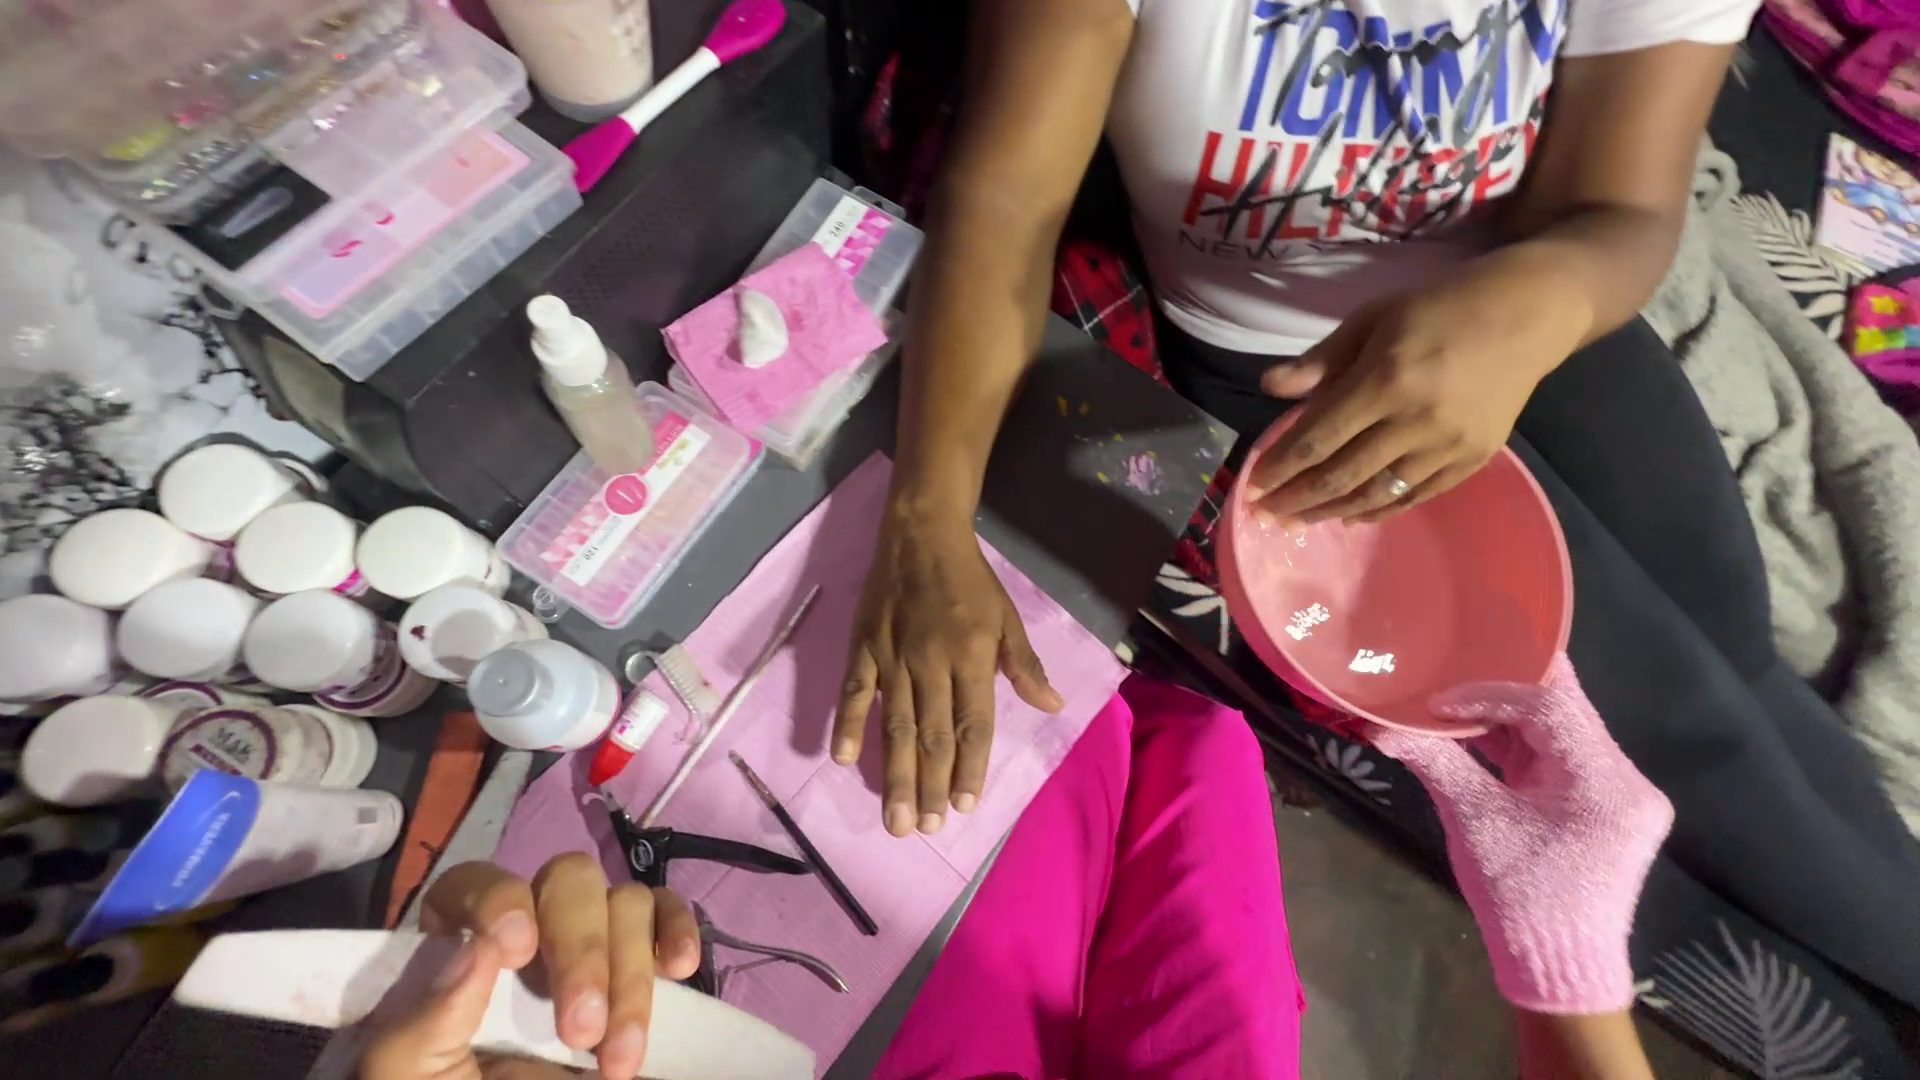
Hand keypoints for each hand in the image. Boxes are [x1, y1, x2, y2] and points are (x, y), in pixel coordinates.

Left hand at [359, 854, 702, 1079]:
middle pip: (569, 880)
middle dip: (584, 949)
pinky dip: (678, 931)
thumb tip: (477, 943)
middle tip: (582, 1031)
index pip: (475, 882)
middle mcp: (532, 934)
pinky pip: (668, 914)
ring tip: (619, 1061)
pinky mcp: (643, 961)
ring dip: (631, 975)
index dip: (498, 897)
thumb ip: (422, 1024)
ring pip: (627, 901)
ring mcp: (593, 943)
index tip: (517, 950)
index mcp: (463, 955)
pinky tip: (680, 968)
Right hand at [834, 503, 1062, 836]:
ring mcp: (893, 657)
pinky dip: (847, 724)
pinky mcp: (863, 647)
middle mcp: (932, 663)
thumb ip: (1024, 665)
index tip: (965, 806)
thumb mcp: (1007, 617)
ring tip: (895, 817)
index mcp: (971, 657)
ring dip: (895, 773)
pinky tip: (843, 759)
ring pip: (895, 724)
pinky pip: (853, 691)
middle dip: (930, 785)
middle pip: (933, 734)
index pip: (972, 723)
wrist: (922, 534)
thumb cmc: (971, 580)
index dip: (970, 766)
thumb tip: (1052, 706)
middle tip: (924, 828)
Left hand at [1248, 254, 1587, 523]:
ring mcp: (1450, 444)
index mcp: (1386, 380)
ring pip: (1376, 492)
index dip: (1280, 467)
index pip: (1318, 438)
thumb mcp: (1374, 318)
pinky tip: (1349, 517)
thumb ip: (1321, 360)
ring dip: (1330, 511)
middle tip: (1265, 515)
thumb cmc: (1440, 308)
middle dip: (1296, 499)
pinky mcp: (1475, 457)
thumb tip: (1269, 387)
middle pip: (1342, 474)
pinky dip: (1379, 510)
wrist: (1533, 311)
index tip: (1252, 486)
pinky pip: (1416, 495)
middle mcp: (1417, 419)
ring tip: (1298, 522)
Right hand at [1369, 655, 1673, 1013]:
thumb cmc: (1519, 892)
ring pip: (1557, 724)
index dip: (1489, 693)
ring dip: (1503, 709)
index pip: (1551, 707)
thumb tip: (1374, 724)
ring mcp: (1614, 789)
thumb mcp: (1471, 820)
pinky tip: (1470, 728)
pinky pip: (1552, 749)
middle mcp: (1624, 778)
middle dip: (1503, 684)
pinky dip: (1510, 735)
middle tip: (1452, 661)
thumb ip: (1431, 760)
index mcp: (1606, 782)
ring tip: (1449, 697)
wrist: (1558, 963)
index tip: (1437, 703)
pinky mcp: (1595, 800)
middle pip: (1563, 706)